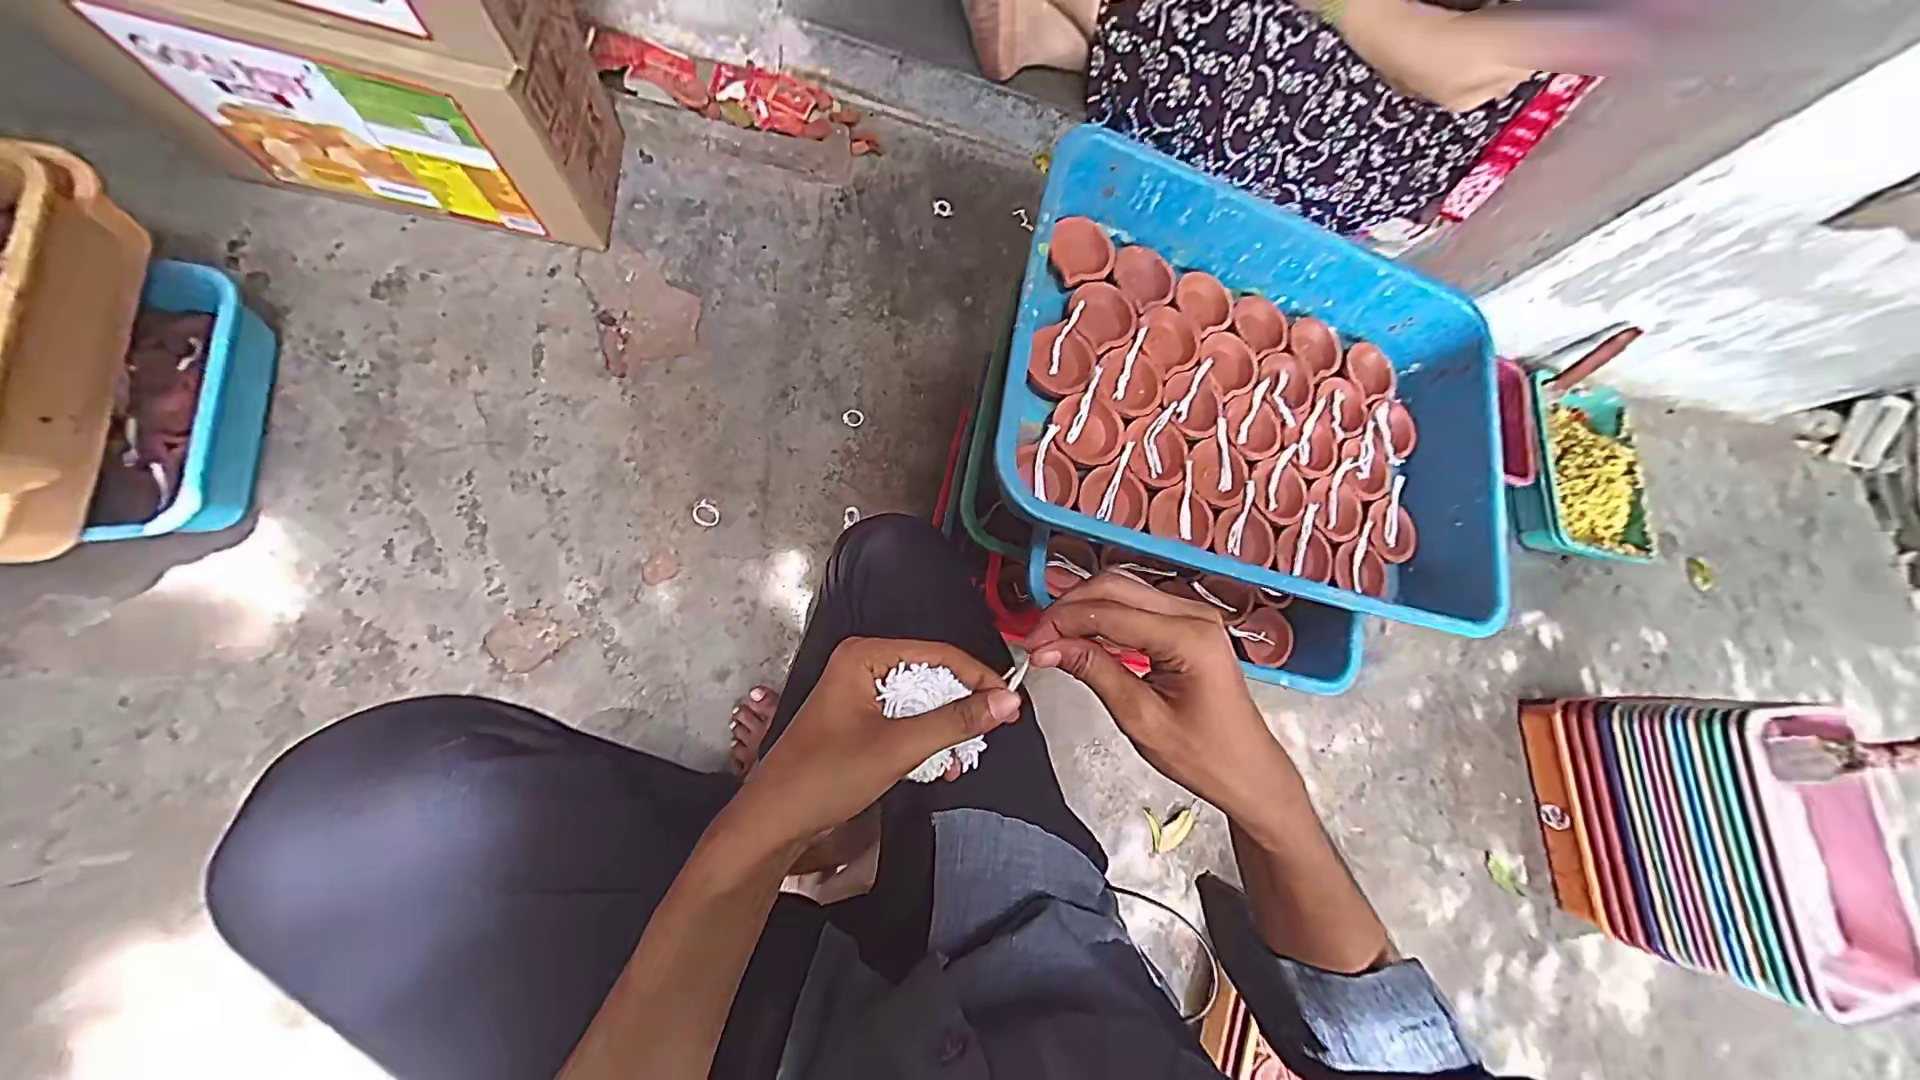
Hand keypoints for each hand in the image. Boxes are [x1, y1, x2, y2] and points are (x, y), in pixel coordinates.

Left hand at [726, 638, 1020, 850]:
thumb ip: (954, 721)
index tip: (1007, 700)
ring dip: (945, 727)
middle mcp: (862, 666)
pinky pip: (907, 717)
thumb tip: (1002, 701)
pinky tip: (940, 763)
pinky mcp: (862, 718)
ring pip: (922, 699)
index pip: (938, 654)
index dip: (977, 677)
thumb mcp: (898, 747)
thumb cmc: (820, 777)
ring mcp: (861, 692)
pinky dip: (927, 738)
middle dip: (961, 706)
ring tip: (962, 755)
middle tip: (990, 728)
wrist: (775, 820)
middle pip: (931, 675)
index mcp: (864, 656)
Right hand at [1024, 574, 1288, 825]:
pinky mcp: (1186, 624)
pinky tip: (1082, 637)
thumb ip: (1095, 672)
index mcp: (1189, 638)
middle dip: (1068, 608)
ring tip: (1053, 640)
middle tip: (1038, 639)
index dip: (1062, 623)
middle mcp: (1194, 615)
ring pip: (1122, 589)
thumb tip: (1051, 647)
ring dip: (1082, 608)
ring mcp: (1193, 615)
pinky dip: (1102, 616)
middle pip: (1113, 586)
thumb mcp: (1141, 719)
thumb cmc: (1207, 755)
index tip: (1033, 644)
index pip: (1108, 612)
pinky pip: (1135, 605)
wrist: (1248, 772)